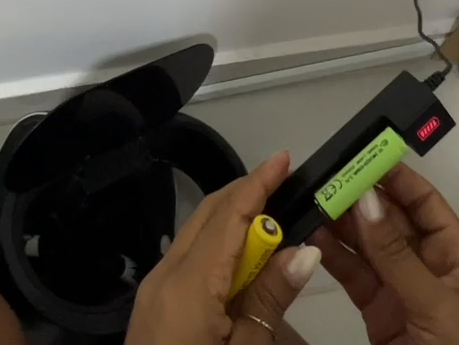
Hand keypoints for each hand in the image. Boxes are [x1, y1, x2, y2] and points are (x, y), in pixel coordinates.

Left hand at [127, 150, 323, 344]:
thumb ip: (270, 298)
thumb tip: (304, 248)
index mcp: (189, 281)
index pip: (230, 215)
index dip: (258, 182)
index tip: (284, 157)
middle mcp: (166, 271)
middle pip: (210, 214)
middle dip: (247, 193)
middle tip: (285, 184)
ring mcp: (154, 286)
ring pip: (198, 231)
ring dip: (233, 218)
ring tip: (272, 218)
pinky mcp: (153, 301)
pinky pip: (189, 254)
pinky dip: (218, 244)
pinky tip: (242, 258)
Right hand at [314, 162, 458, 344]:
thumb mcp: (439, 310)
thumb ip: (398, 256)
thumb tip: (366, 196)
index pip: (426, 204)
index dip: (396, 176)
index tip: (362, 151)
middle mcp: (429, 269)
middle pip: (391, 220)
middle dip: (359, 195)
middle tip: (323, 174)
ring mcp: (403, 293)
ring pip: (367, 246)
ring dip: (340, 222)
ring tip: (308, 200)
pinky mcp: (379, 316)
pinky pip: (354, 276)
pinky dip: (332, 256)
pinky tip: (311, 236)